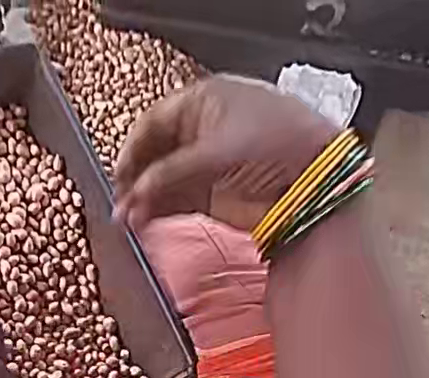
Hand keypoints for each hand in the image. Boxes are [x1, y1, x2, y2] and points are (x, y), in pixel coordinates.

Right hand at [113, 75, 339, 233]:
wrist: (309, 179)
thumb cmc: (273, 143)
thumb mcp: (215, 150)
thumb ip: (171, 173)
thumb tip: (136, 192)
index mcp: (201, 103)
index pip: (152, 124)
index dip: (132, 150)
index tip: (119, 176)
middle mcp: (198, 133)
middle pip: (152, 157)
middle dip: (134, 181)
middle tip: (120, 204)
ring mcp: (202, 166)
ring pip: (159, 183)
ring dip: (142, 201)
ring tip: (127, 220)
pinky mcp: (208, 196)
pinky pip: (172, 203)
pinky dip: (156, 213)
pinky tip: (142, 223)